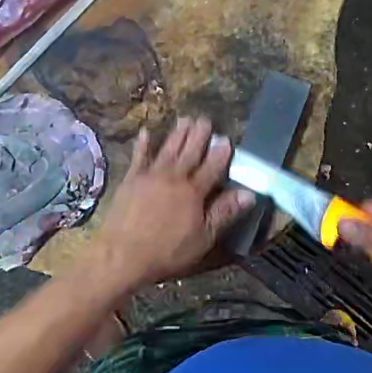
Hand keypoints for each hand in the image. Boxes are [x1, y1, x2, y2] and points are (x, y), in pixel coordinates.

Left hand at [90, 117, 252, 288]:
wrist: (122, 253)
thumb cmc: (167, 251)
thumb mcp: (203, 238)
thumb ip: (224, 213)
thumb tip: (248, 194)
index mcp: (193, 192)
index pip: (211, 168)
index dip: (220, 154)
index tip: (226, 139)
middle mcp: (173, 177)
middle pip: (189, 152)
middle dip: (198, 136)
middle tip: (204, 119)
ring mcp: (150, 176)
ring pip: (167, 149)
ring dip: (177, 134)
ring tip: (184, 119)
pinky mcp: (131, 180)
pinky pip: (139, 157)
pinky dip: (143, 144)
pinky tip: (146, 132)